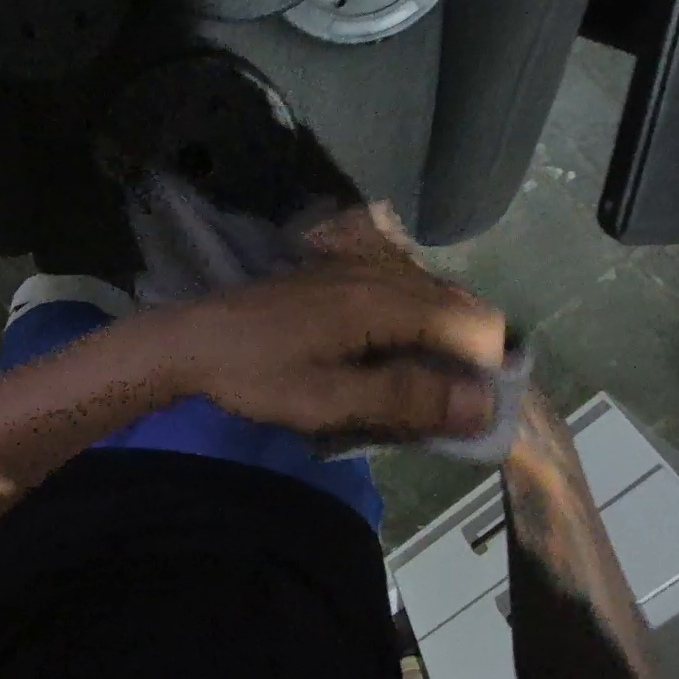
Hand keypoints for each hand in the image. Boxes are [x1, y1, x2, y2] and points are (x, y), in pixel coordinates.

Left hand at [156, 261, 506, 436]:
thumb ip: (405, 399)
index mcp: (381, 300)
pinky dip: (412, 322)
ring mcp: (355, 266)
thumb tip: (484, 404)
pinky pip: (399, 288)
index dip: (487, 370)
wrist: (191, 341)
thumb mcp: (329, 400)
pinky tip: (389, 353)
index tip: (468, 412)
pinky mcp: (337, 271)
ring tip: (416, 385)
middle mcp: (377, 272)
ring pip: (430, 295)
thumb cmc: (256, 375)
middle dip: (467, 356)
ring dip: (440, 339)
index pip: (474, 324)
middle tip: (443, 404)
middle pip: (458, 305)